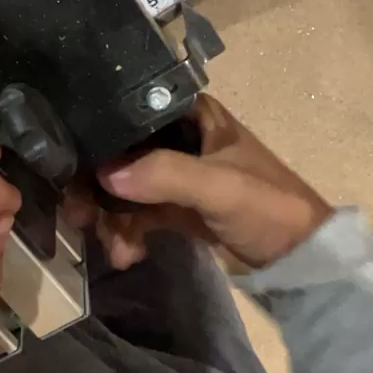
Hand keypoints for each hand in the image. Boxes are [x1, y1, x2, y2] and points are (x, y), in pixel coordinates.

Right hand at [94, 94, 331, 271]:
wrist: (301, 261)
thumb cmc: (268, 208)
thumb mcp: (220, 187)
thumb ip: (165, 175)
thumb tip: (103, 175)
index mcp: (191, 115)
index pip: (130, 111)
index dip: (98, 134)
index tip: (72, 164)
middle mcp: (178, 138)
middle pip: (119, 153)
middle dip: (96, 188)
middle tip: (79, 216)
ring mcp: (175, 175)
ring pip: (123, 188)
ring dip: (110, 219)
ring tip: (113, 249)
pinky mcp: (174, 207)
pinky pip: (136, 215)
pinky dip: (126, 234)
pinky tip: (126, 255)